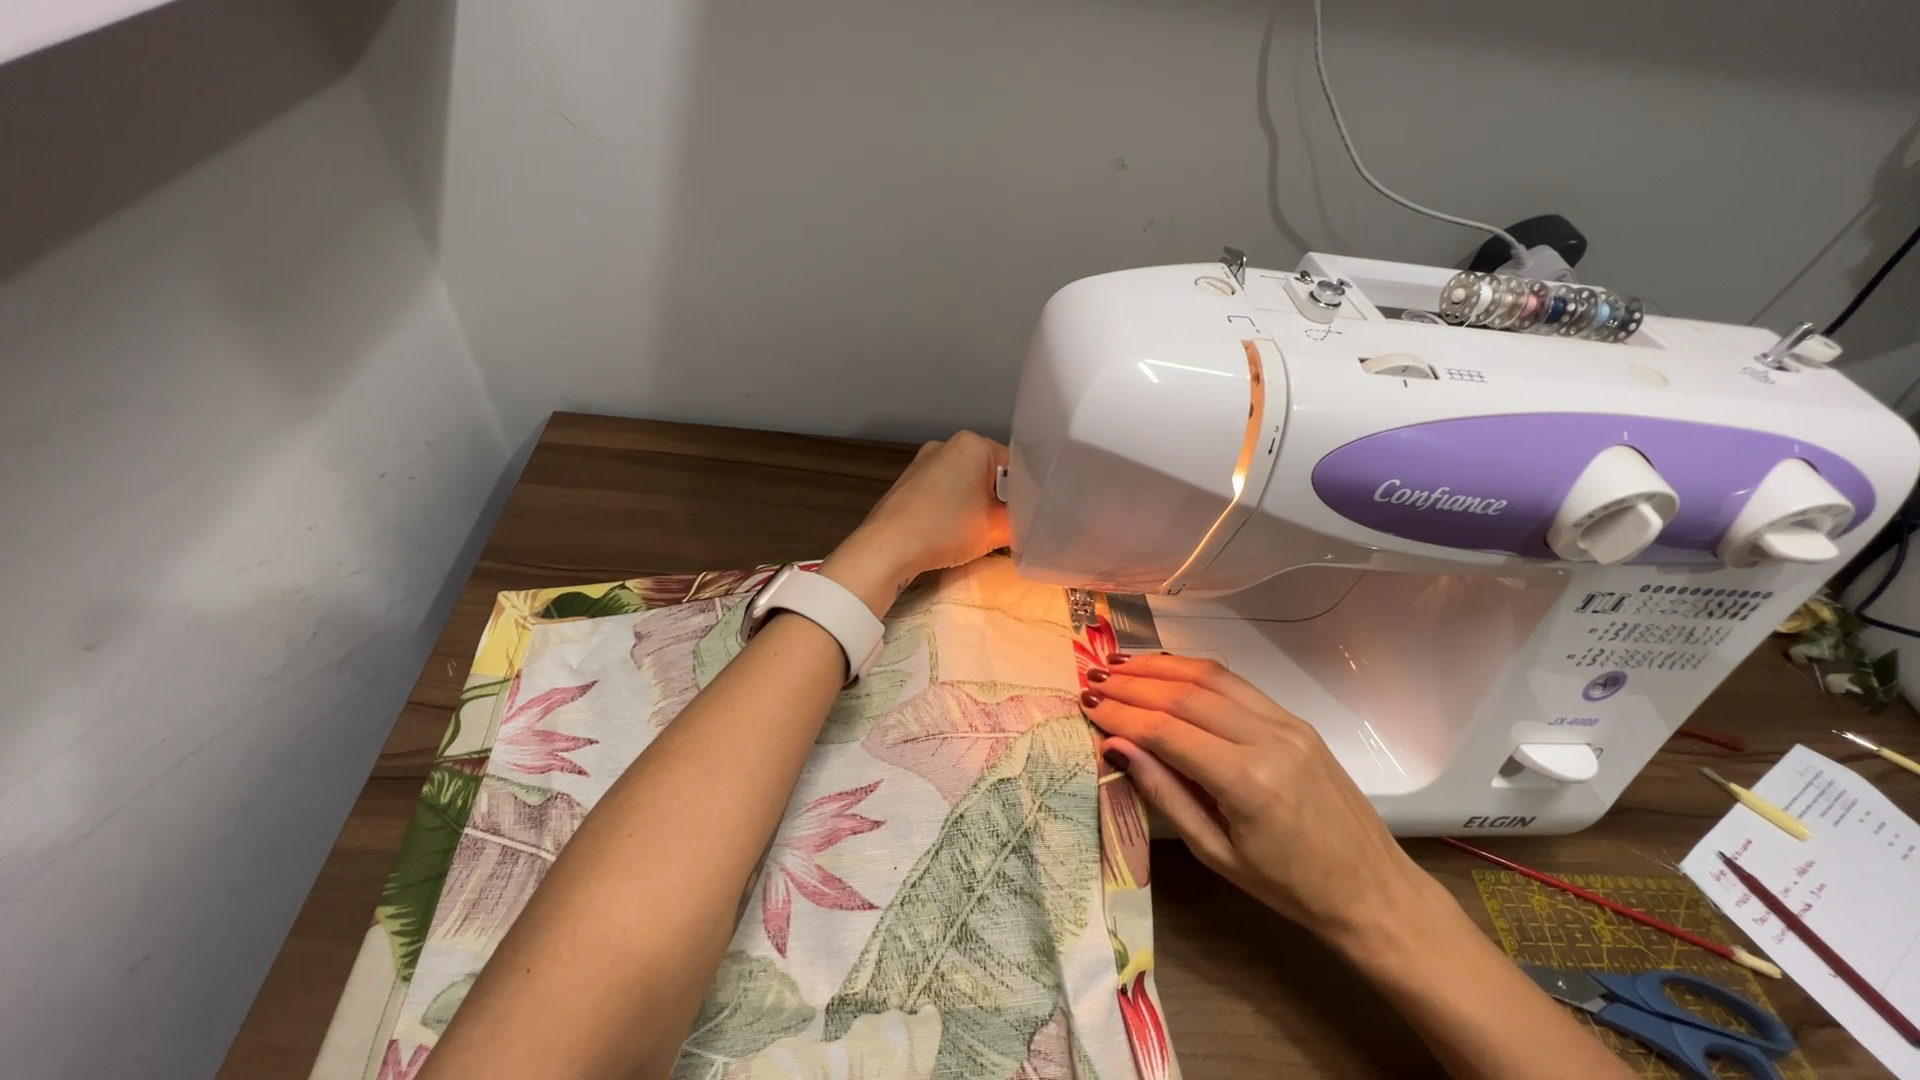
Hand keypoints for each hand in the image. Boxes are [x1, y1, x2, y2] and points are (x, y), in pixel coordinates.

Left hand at [821, 432, 1009, 614]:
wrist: (888, 547)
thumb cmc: (947, 529)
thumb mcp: (996, 528)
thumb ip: (1021, 521)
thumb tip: (1028, 521)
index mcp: (973, 444)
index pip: (1015, 467)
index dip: (1024, 496)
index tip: (1025, 520)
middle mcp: (947, 444)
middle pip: (989, 473)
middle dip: (999, 499)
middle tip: (1004, 528)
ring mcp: (923, 461)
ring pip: (965, 482)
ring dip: (975, 504)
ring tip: (976, 532)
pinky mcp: (908, 481)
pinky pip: (943, 490)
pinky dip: (953, 507)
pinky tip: (950, 530)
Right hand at [1083, 654, 1441, 951]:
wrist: (1371, 889)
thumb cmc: (1288, 886)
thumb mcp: (1215, 852)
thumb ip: (1164, 793)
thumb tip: (1118, 747)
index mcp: (1247, 781)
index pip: (1167, 731)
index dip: (1122, 715)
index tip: (1087, 705)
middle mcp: (1268, 739)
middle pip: (1186, 695)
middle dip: (1133, 683)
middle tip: (1093, 678)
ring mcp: (1287, 723)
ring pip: (1212, 677)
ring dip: (1161, 666)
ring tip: (1120, 664)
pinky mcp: (1296, 720)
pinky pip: (1237, 684)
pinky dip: (1195, 671)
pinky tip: (1168, 670)